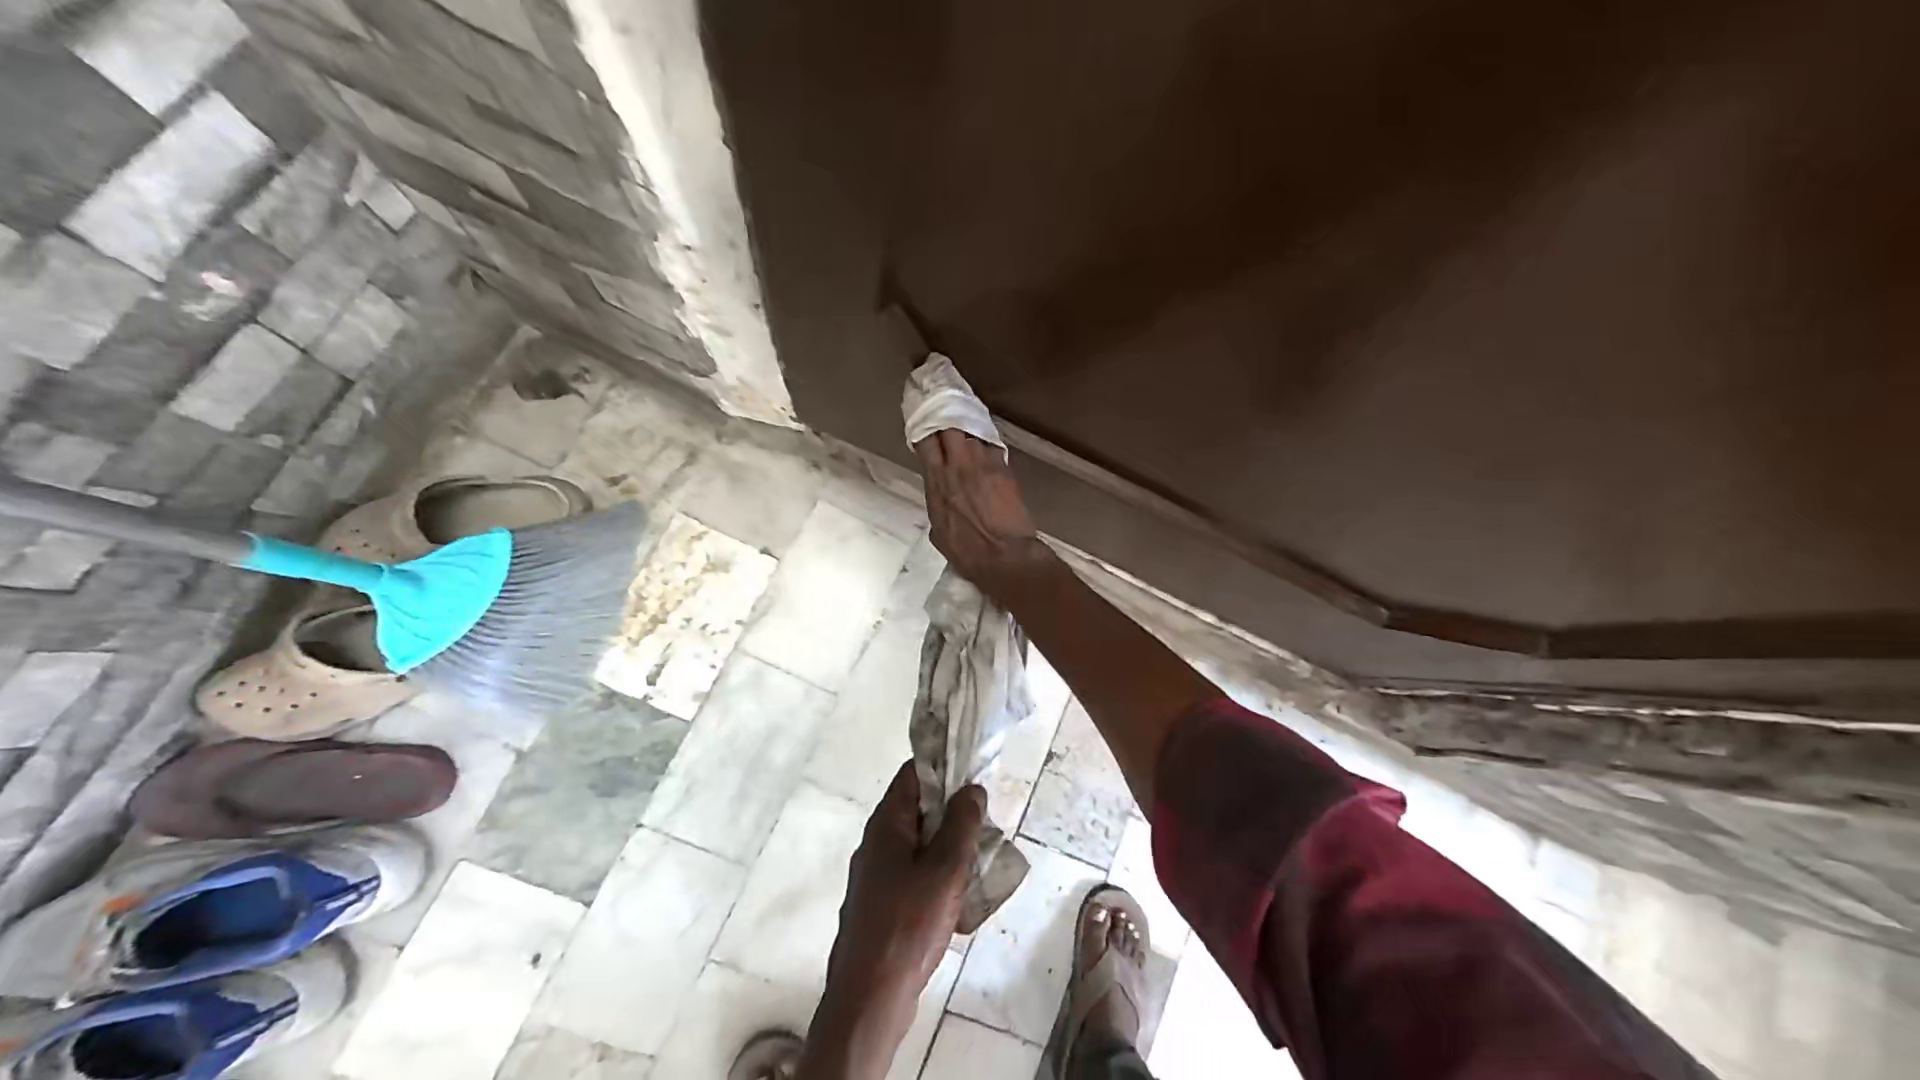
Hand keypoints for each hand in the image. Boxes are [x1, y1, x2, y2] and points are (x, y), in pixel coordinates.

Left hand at [800, 763, 984, 1079]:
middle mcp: (877, 843)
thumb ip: (961, 825)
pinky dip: (939, 876)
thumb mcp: (944, 870)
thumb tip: (972, 789)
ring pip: (919, 844)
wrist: (868, 998)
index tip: (976, 773)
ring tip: (980, 861)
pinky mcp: (883, 904)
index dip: (944, 766)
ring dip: (950, 847)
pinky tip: (961, 900)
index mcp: (886, 824)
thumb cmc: (906, 926)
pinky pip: (916, 875)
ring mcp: (877, 875)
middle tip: (986, 824)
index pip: (913, 774)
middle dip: (953, 811)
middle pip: (918, 808)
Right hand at [913, 429, 1053, 594]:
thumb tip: (942, 501)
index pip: (925, 441)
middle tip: (949, 418)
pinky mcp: (1004, 468)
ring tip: (971, 434)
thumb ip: (937, 507)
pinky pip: (993, 447)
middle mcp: (957, 465)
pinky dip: (989, 446)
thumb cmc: (968, 552)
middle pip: (949, 426)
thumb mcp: (939, 532)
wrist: (1004, 554)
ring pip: (972, 433)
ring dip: (970, 433)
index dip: (925, 428)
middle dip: (948, 419)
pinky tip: (990, 451)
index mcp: (936, 481)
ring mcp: (982, 463)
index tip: (926, 424)